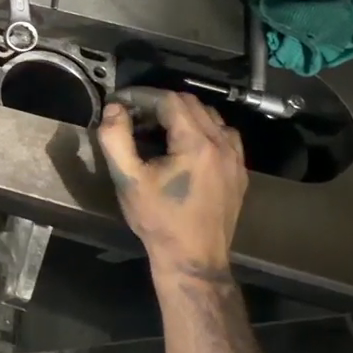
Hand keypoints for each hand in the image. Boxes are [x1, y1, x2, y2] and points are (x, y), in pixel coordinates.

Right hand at [96, 91, 247, 273]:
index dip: (141, 95)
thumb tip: (113, 108)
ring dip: (181, 114)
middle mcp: (223, 145)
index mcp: (196, 144)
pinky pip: (224, 135)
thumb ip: (115, 138)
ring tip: (155, 128)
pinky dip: (201, 128)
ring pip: (210, 116)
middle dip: (159, 102)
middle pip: (192, 103)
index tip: (118, 103)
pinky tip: (181, 144)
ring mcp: (236, 159)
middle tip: (132, 115)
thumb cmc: (157, 218)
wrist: (193, 257)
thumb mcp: (127, 178)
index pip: (170, 100)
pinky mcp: (239, 172)